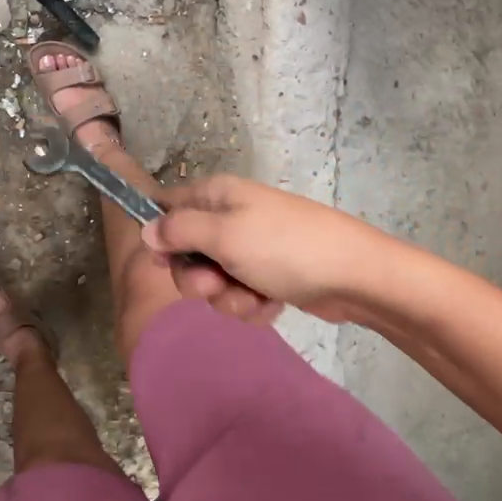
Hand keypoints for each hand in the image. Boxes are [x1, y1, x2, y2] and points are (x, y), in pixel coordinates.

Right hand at [143, 176, 410, 324]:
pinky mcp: (269, 277)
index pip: (167, 209)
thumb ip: (178, 231)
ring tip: (256, 297)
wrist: (356, 277)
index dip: (162, 238)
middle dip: (200, 280)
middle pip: (187, 254)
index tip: (167, 262)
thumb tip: (145, 229)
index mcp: (217, 195)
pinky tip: (273, 305)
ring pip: (214, 282)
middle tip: (220, 283)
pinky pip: (241, 295)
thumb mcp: (224, 235)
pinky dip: (253, 305)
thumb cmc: (285, 248)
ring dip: (230, 298)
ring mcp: (251, 248)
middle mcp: (230, 217)